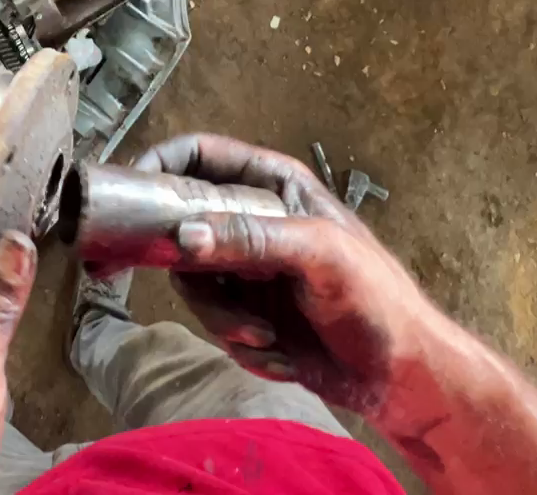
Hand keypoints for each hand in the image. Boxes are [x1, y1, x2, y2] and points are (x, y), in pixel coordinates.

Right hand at [131, 133, 443, 424]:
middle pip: (182, 221)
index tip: (131, 193)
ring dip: (220, 313)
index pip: (199, 154)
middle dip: (187, 262)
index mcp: (270, 184)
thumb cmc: (376, 299)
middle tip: (190, 283)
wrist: (404, 381)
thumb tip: (184, 234)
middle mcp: (250, 219)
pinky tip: (277, 351)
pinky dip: (237, 339)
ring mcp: (245, 267)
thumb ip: (250, 237)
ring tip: (262, 334)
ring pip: (191, 278)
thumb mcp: (318, 255)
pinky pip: (211, 318)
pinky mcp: (245, 311)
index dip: (160, 164)